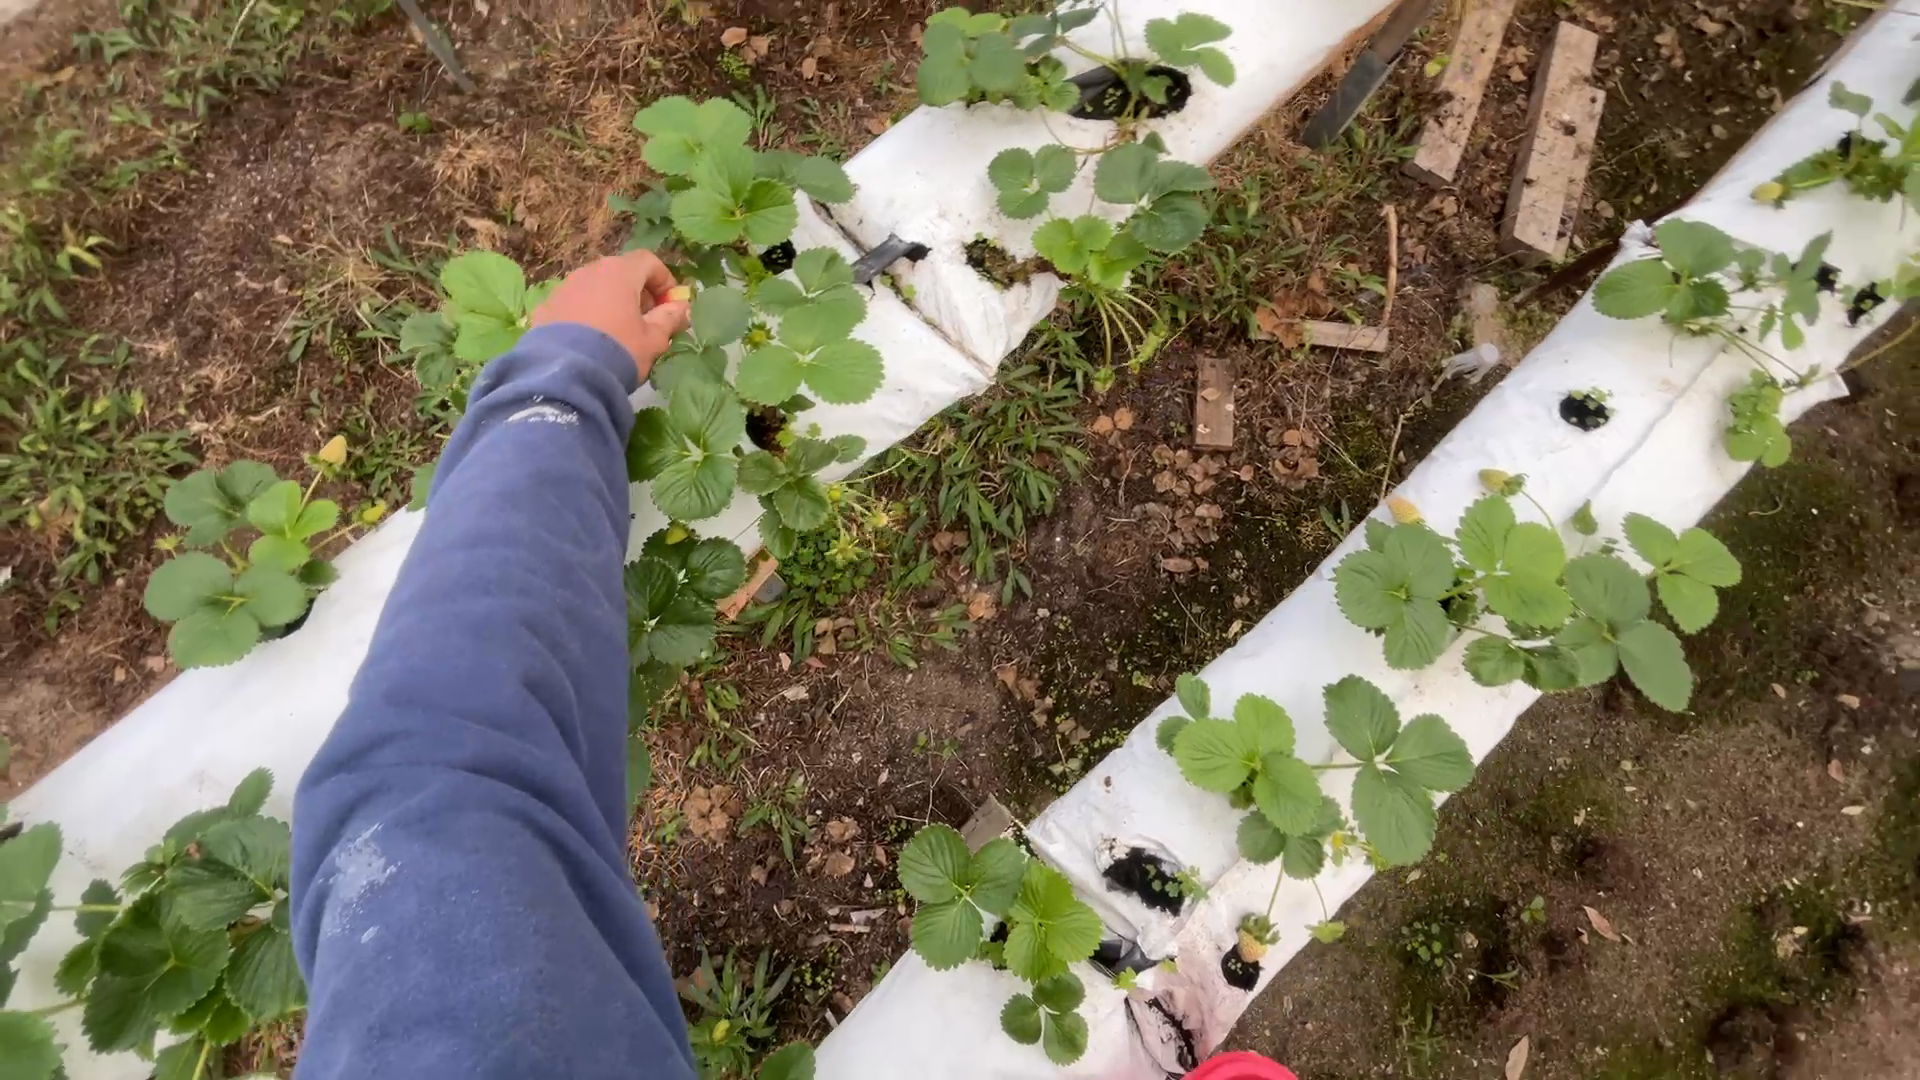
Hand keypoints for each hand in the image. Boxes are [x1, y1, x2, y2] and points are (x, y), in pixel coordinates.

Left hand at [530, 249, 690, 379]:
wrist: (567, 372)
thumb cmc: (620, 350)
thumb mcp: (654, 339)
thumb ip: (670, 319)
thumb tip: (682, 308)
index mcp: (619, 273)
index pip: (648, 261)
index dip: (665, 281)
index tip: (671, 306)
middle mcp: (589, 271)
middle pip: (621, 272)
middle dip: (639, 293)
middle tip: (648, 321)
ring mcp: (565, 287)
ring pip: (596, 287)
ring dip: (612, 303)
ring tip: (619, 333)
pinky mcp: (547, 306)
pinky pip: (575, 304)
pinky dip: (589, 314)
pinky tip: (592, 341)